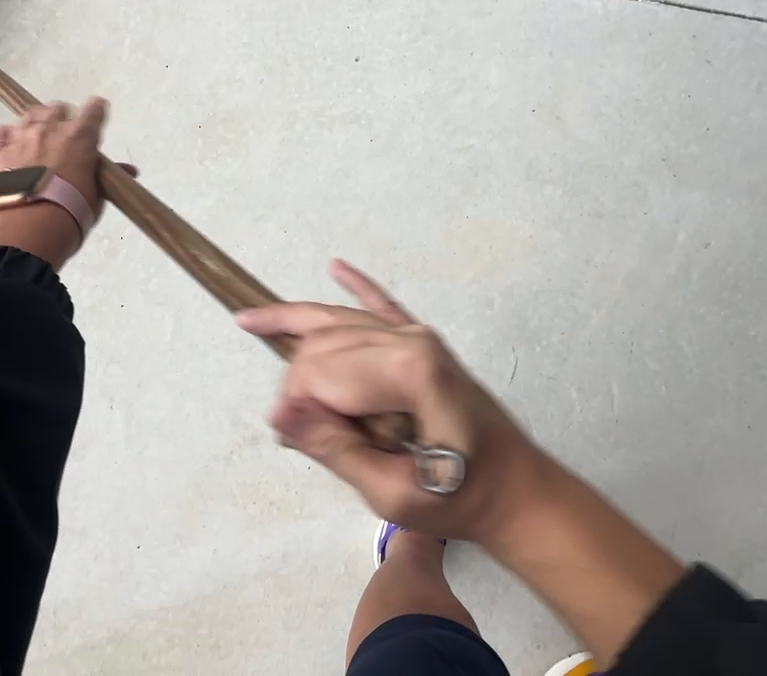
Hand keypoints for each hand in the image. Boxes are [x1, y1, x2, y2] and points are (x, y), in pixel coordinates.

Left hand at [0, 97, 111, 268]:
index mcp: (81, 136)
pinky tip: (11, 146)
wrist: (28, 226)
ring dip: (36, 122)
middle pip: (58, 108)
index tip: (96, 118)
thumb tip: (131, 171)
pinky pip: (0, 133)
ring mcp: (21, 138)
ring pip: (29, 115)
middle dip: (63, 118)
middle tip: (65, 136)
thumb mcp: (97, 195)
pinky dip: (6, 136)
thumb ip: (107, 176)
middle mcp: (50, 129)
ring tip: (38, 138)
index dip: (96, 112)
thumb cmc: (72, 210)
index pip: (94, 109)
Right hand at [235, 260, 554, 542]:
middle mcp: (411, 338)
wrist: (514, 487)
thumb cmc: (459, 499)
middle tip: (299, 432)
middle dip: (299, 384)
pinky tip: (337, 267)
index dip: (296, 409)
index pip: (318, 371)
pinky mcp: (424, 342)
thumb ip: (334, 447)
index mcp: (408, 369)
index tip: (297, 444)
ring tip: (252, 322)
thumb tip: (276, 412)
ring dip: (301, 332)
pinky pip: (382, 305)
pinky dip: (357, 286)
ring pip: (341, 321)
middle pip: (324, 344)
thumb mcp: (392, 493)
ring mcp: (419, 335)